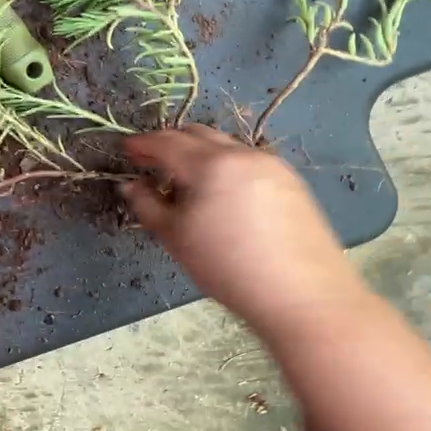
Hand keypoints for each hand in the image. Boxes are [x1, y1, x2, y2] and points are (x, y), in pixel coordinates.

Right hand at [120, 126, 369, 335]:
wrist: (305, 296)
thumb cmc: (227, 265)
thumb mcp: (173, 236)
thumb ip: (145, 203)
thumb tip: (132, 185)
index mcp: (211, 164)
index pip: (166, 141)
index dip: (141, 144)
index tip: (125, 151)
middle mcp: (243, 155)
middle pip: (197, 134)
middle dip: (169, 143)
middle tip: (150, 163)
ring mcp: (272, 166)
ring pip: (224, 146)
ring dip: (197, 153)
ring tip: (183, 181)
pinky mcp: (292, 183)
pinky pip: (246, 161)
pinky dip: (223, 166)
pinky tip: (218, 194)